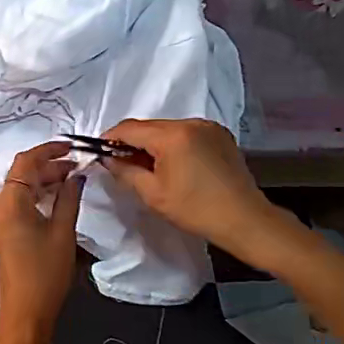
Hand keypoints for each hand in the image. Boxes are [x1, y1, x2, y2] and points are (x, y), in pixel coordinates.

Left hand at [0, 141, 84, 343]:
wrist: (25, 312)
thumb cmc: (46, 272)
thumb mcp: (63, 232)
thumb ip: (69, 198)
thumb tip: (76, 175)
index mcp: (10, 202)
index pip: (26, 162)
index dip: (48, 150)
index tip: (71, 146)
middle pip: (21, 174)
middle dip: (48, 166)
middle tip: (77, 167)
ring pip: (19, 188)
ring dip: (43, 180)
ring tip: (72, 179)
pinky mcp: (1, 231)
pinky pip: (17, 202)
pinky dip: (35, 195)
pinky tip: (57, 197)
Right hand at [101, 118, 314, 270]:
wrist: (244, 220)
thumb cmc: (195, 209)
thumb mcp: (152, 194)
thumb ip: (125, 171)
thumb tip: (108, 158)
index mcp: (172, 136)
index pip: (129, 128)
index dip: (110, 138)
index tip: (99, 151)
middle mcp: (191, 123)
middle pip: (149, 126)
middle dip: (132, 142)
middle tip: (122, 164)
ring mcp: (208, 127)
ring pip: (167, 129)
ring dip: (153, 143)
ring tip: (149, 168)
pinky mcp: (220, 135)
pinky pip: (186, 133)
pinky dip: (174, 144)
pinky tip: (173, 165)